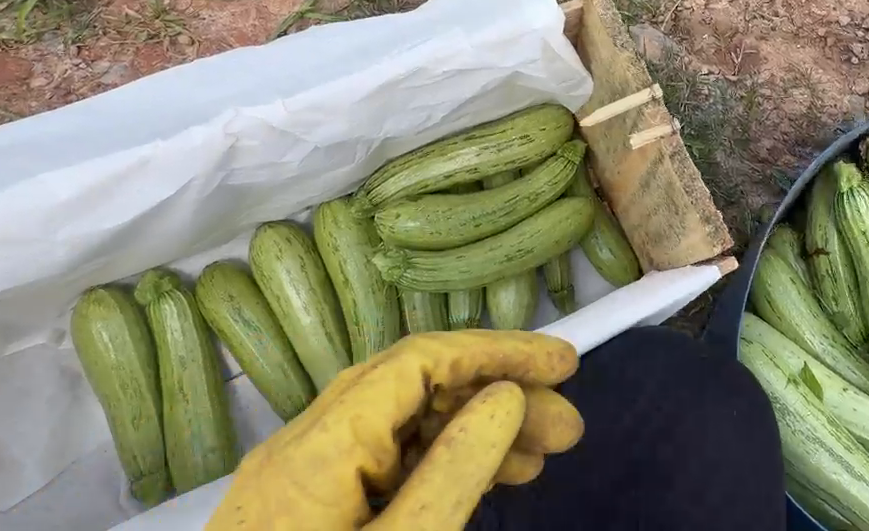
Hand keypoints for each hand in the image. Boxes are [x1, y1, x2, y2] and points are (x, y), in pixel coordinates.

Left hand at [206, 330, 583, 530]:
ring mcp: (301, 483)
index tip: (564, 368)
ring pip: (406, 427)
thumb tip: (505, 396)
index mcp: (318, 448)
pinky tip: (488, 483)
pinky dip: (442, 466)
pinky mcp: (305, 516)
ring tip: (542, 459)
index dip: (499, 353)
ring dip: (477, 432)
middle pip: (418, 390)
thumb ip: (454, 473)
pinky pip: (386, 467)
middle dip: (498, 397)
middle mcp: (305, 447)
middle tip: (567, 428)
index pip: (421, 361)